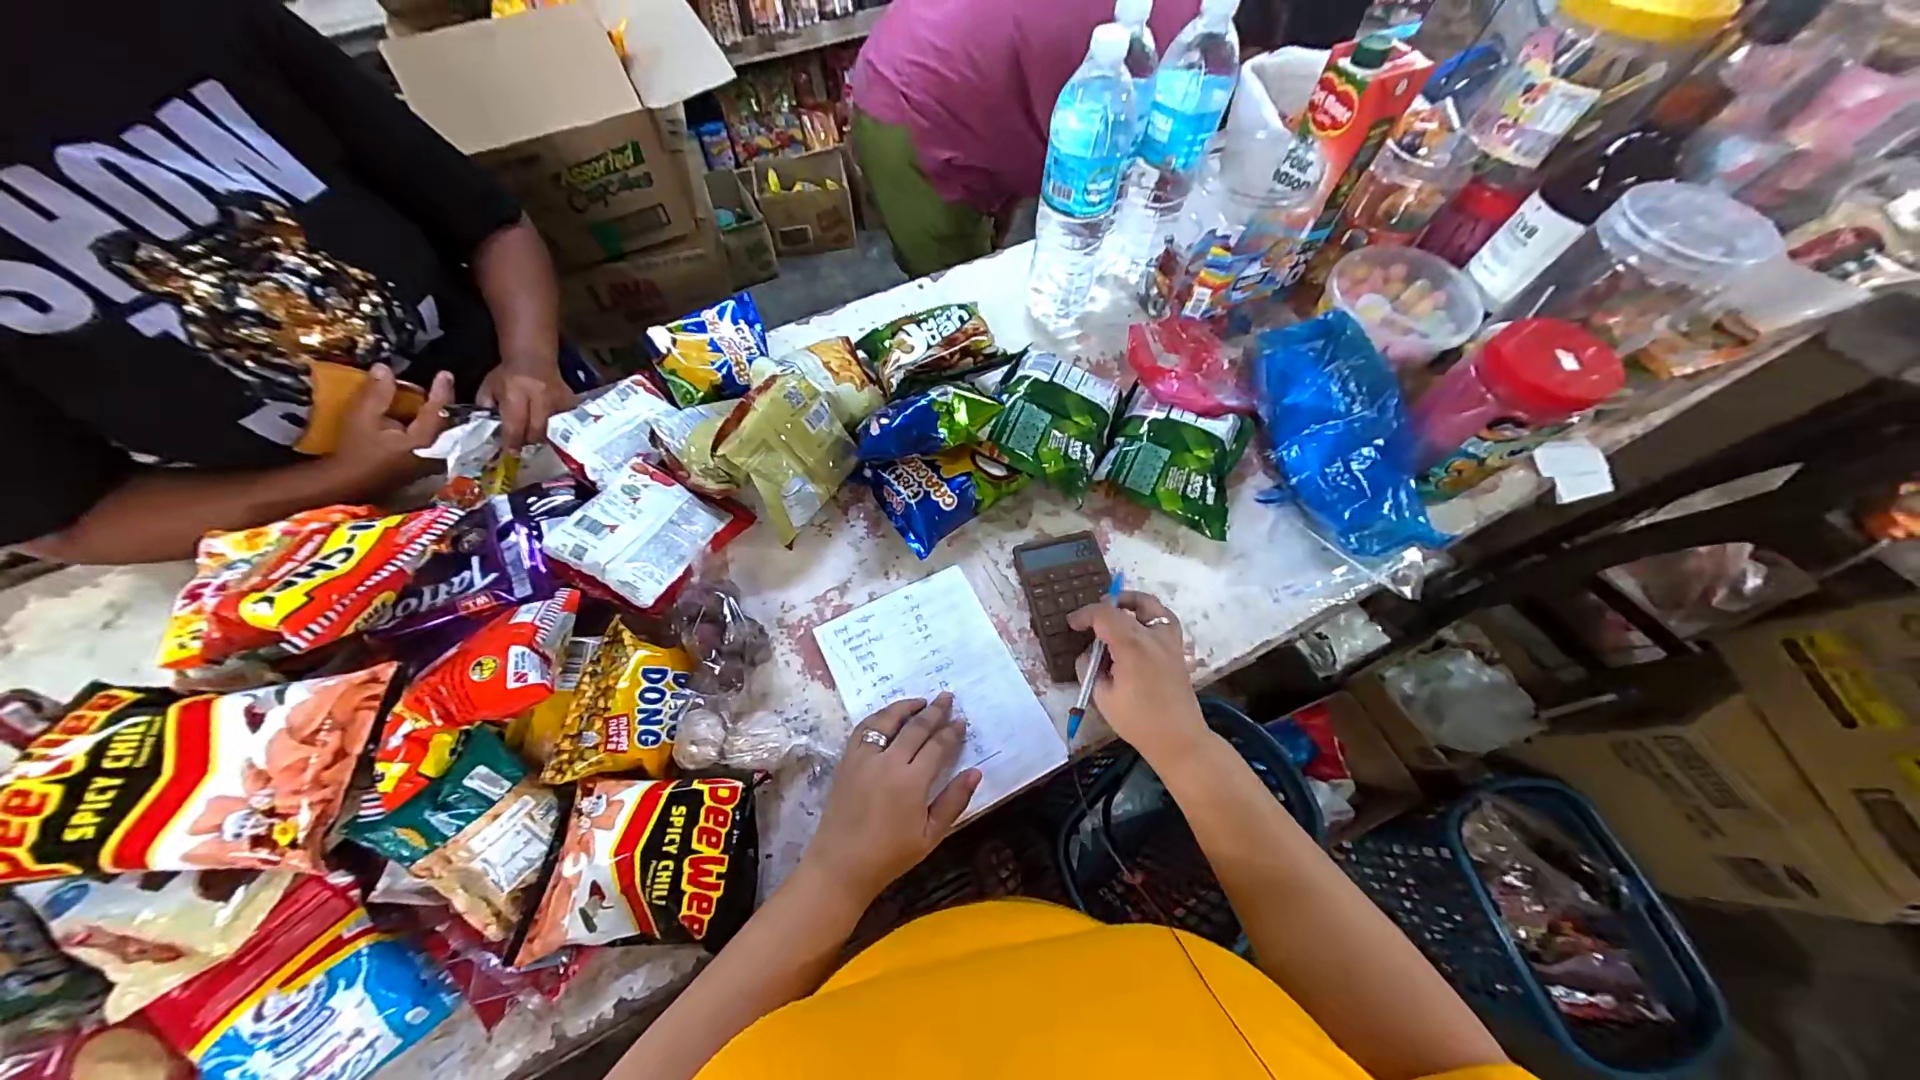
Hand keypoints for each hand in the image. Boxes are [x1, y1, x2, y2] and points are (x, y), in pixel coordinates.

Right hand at [332, 363, 454, 491]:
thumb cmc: (355, 449)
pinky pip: (434, 438)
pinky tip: (417, 416)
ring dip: (436, 413)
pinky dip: (428, 424)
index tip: (445, 374)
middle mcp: (437, 451)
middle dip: (442, 401)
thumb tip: (385, 368)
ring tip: (428, 396)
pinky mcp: (425, 463)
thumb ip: (377, 394)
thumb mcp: (362, 417)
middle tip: (438, 383)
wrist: (347, 481)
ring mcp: (433, 459)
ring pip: (441, 430)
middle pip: (446, 420)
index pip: (439, 410)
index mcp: (426, 440)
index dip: (442, 390)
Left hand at [479, 356, 574, 448]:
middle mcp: (539, 398)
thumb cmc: (507, 374)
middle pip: (537, 430)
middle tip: (524, 447)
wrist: (533, 358)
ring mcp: (558, 401)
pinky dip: (558, 428)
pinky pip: (564, 422)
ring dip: (544, 436)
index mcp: (515, 393)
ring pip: (552, 429)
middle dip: (529, 441)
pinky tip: (552, 429)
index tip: (511, 452)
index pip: (515, 424)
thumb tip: (490, 429)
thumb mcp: (489, 387)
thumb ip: (487, 407)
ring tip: (537, 439)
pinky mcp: (570, 402)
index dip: (512, 441)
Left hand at [799, 694, 982, 903]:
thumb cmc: (890, 855)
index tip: (961, 721)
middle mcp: (888, 762)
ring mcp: (864, 758)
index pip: (937, 745)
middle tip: (947, 697)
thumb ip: (954, 800)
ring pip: (887, 721)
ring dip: (906, 707)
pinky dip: (879, 717)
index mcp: (912, 782)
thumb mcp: (930, 835)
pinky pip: (864, 728)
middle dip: (934, 711)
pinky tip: (889, 715)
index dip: (951, 731)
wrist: (841, 865)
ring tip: (921, 700)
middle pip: (916, 727)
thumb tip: (975, 772)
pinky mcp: (847, 760)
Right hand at [1067, 592, 1209, 766]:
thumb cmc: (1137, 720)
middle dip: (1105, 607)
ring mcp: (1170, 641)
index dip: (1085, 614)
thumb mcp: (1102, 696)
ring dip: (1131, 603)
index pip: (1104, 614)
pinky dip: (1149, 615)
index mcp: (1132, 645)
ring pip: (1152, 605)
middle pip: (1127, 605)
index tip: (1073, 624)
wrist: (1178, 739)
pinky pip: (1164, 619)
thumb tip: (1089, 654)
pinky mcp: (1178, 650)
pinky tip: (1138, 628)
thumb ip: (1089, 668)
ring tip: (1117, 612)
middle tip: (1092, 619)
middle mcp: (1153, 636)